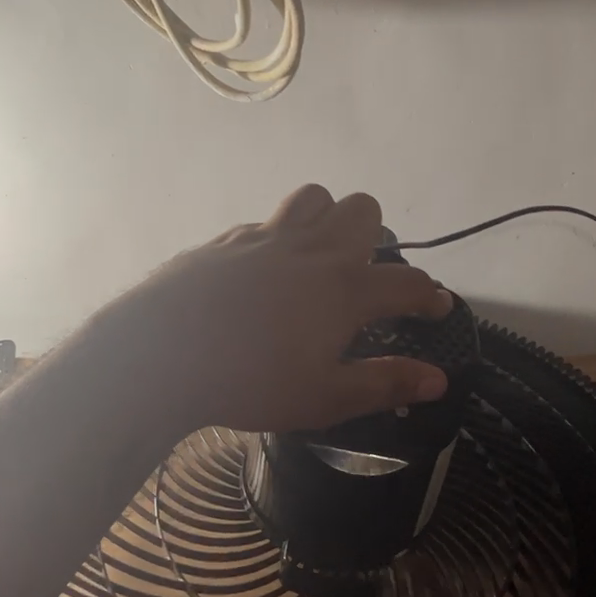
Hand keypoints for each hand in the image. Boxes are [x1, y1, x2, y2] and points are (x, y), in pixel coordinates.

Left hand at [91, 184, 452, 433]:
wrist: (158, 354)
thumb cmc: (251, 382)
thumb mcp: (325, 398)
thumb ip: (384, 384)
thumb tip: (437, 379)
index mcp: (344, 289)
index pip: (406, 282)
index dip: (428, 295)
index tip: (435, 307)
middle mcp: (311, 250)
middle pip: (363, 211)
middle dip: (376, 238)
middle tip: (363, 278)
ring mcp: (265, 238)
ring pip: (314, 198)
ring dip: (326, 219)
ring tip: (316, 260)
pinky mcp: (225, 240)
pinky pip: (265, 222)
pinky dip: (278, 239)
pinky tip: (261, 275)